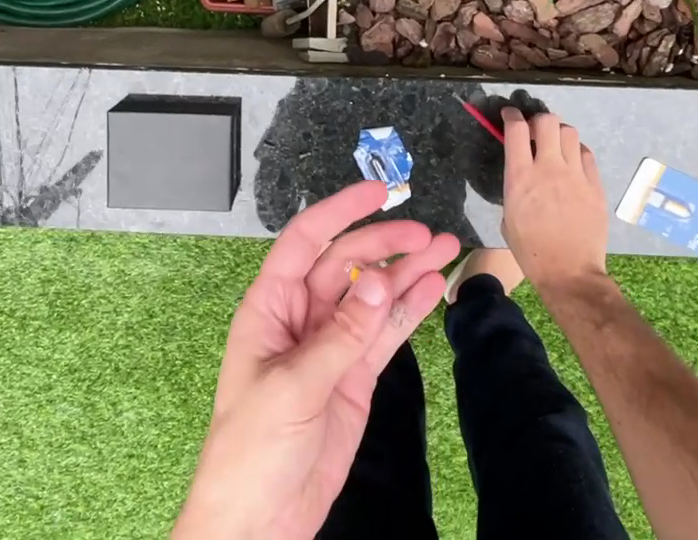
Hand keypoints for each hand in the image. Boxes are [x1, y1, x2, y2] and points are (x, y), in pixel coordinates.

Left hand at [174, 180, 459, 539]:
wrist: (259, 520)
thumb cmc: (251, 449)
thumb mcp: (291, 387)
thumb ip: (339, 335)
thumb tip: (379, 280)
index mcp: (270, 306)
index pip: (305, 242)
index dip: (339, 212)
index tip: (377, 191)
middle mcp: (302, 316)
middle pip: (347, 264)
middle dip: (385, 243)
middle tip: (426, 234)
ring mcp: (332, 344)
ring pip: (372, 295)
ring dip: (407, 271)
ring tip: (446, 248)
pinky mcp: (355, 374)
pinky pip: (385, 333)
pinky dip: (409, 310)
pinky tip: (434, 287)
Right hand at [500, 107, 608, 290]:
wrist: (569, 272)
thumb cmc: (530, 250)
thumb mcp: (508, 215)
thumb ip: (515, 186)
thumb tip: (523, 174)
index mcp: (520, 176)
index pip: (515, 129)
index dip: (511, 115)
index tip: (509, 114)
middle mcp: (549, 168)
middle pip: (547, 121)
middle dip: (539, 119)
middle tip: (535, 130)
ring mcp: (576, 175)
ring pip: (570, 133)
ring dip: (559, 133)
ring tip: (555, 145)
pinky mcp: (596, 186)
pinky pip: (586, 155)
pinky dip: (577, 152)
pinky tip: (573, 163)